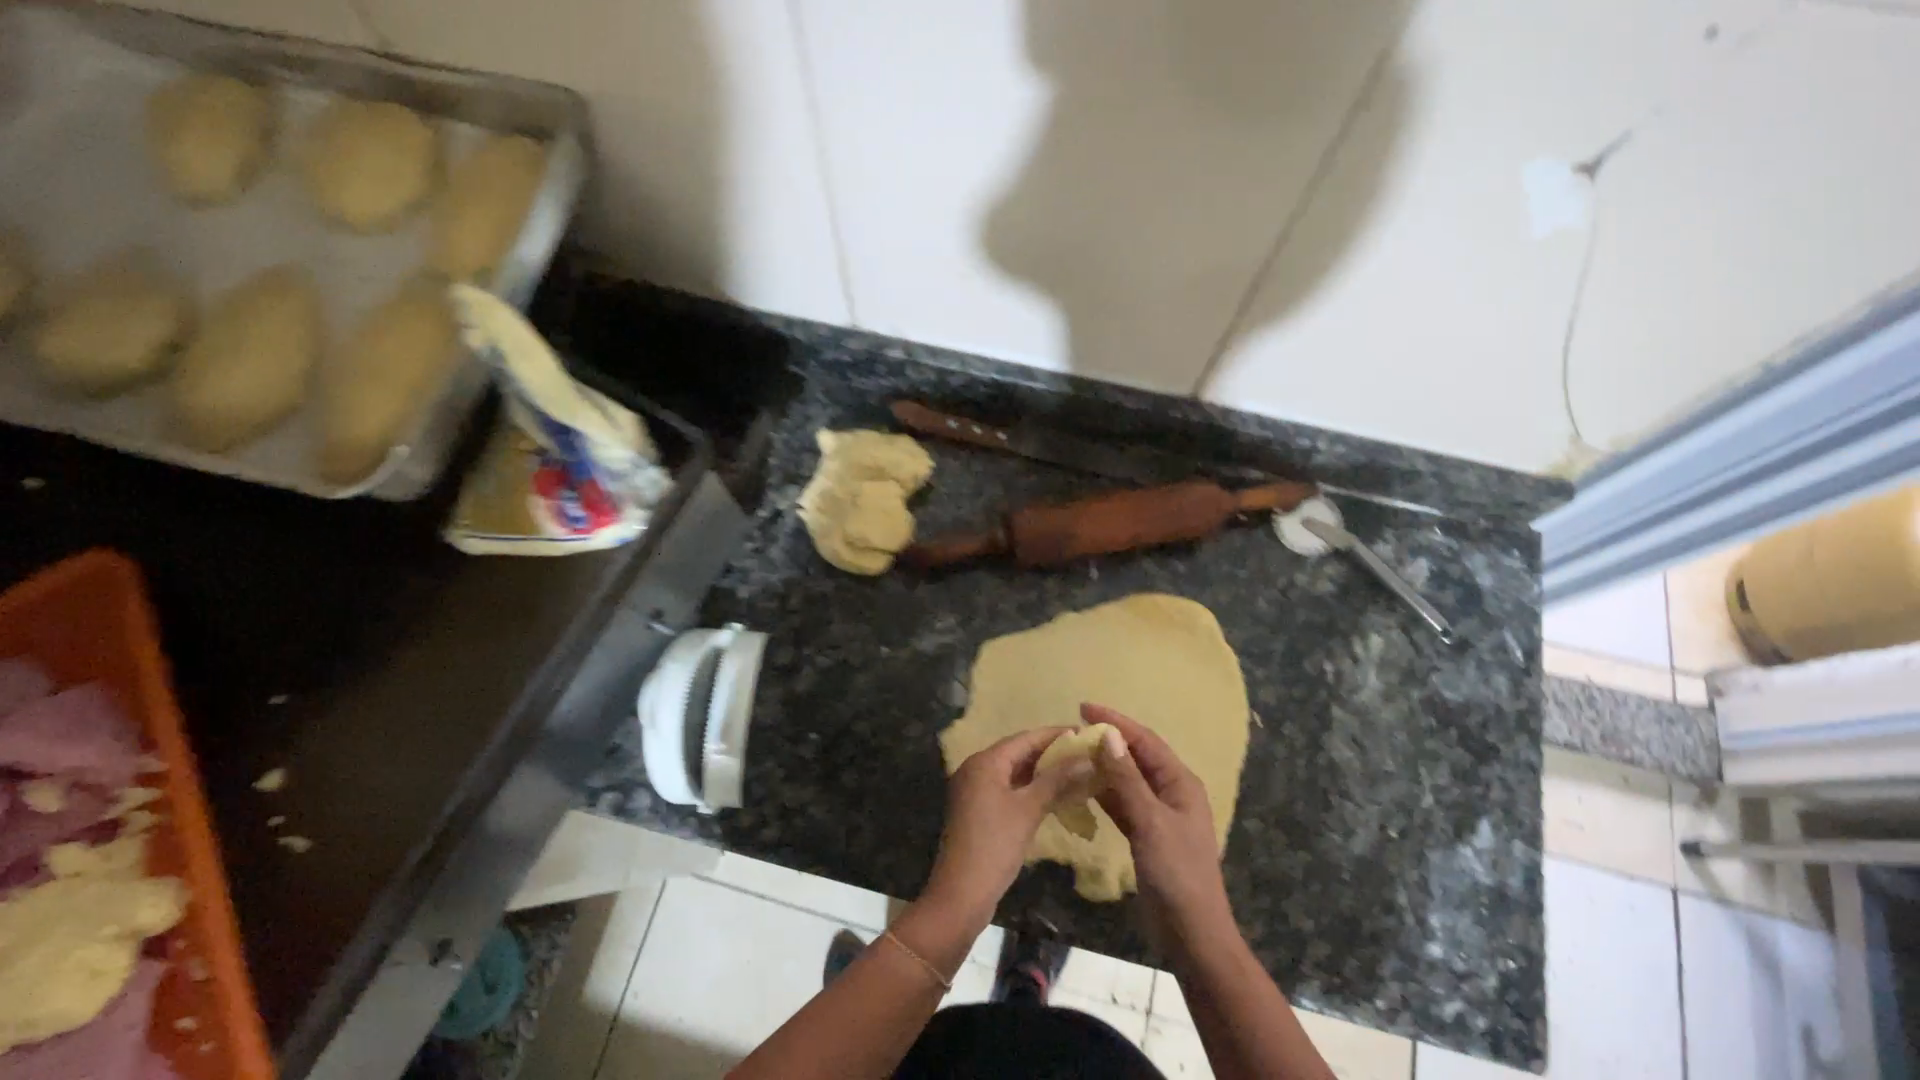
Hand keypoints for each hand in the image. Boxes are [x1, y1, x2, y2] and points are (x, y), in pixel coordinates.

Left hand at [924, 727, 1093, 925]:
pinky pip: (1009, 790)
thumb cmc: (995, 845)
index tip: (1086, 734)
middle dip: (1051, 753)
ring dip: (1043, 773)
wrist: (962, 893)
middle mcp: (976, 769)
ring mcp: (975, 791)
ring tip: (1077, 772)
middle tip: (1086, 754)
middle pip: (1019, 753)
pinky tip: (1055, 795)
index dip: (1056, 735)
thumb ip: (1057, 780)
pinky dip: (1031, 789)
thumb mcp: (1029, 809)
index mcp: (984, 762)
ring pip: (1014, 773)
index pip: (1025, 738)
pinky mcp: (978, 811)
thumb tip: (1087, 757)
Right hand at [1086, 703, 1233, 942]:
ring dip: (1104, 766)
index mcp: (1181, 783)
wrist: (1191, 931)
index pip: (1145, 741)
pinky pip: (1122, 803)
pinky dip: (1104, 793)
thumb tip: (1107, 734)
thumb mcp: (1150, 822)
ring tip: (1073, 752)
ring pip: (1128, 780)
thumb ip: (1127, 779)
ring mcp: (1159, 815)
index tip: (1083, 707)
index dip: (1116, 721)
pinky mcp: (1147, 836)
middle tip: (1073, 728)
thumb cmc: (1176, 872)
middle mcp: (1172, 793)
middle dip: (1108, 740)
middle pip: (1137, 757)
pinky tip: (1082, 787)